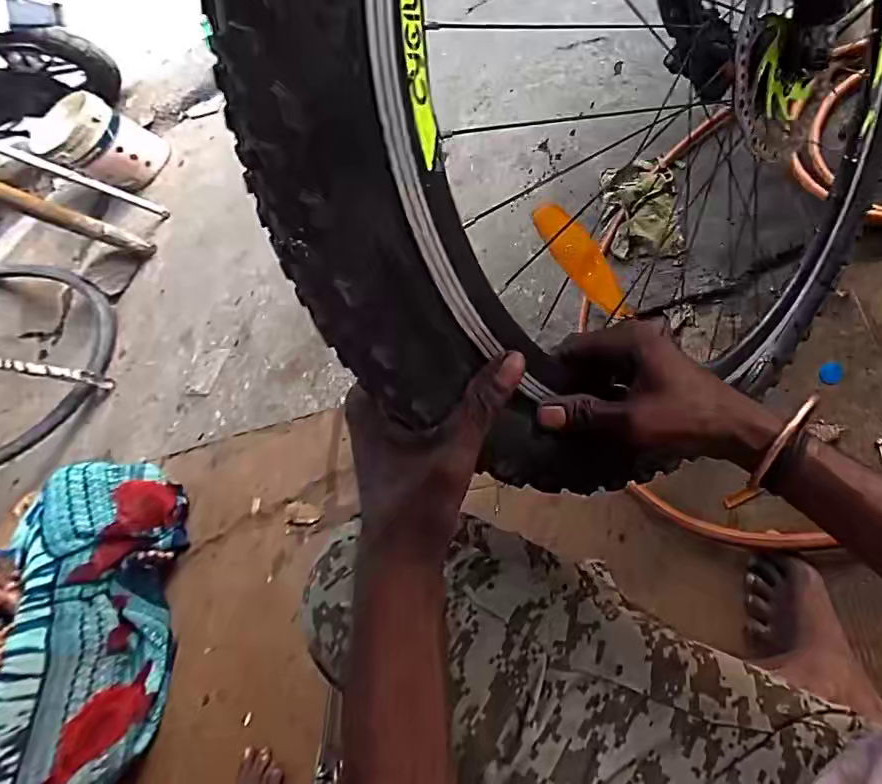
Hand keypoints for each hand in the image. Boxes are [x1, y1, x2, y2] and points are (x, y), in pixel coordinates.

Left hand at [347, 352, 524, 557]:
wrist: (405, 563)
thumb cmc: (417, 506)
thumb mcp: (453, 450)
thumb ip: (482, 404)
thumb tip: (515, 356)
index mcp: (366, 400)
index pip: (401, 350)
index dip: (435, 335)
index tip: (471, 318)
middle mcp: (372, 406)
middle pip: (418, 369)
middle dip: (451, 356)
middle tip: (490, 334)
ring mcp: (388, 425)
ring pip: (428, 389)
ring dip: (456, 381)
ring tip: (492, 354)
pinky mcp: (405, 440)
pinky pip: (432, 407)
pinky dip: (455, 402)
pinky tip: (484, 391)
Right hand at [537, 320, 779, 468]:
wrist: (733, 426)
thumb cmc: (683, 418)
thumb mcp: (630, 420)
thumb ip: (585, 413)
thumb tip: (543, 412)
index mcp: (630, 337)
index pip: (576, 345)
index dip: (556, 370)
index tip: (540, 397)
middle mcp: (636, 335)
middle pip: (589, 354)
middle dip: (572, 381)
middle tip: (554, 412)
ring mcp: (647, 349)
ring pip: (604, 365)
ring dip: (589, 388)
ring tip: (572, 417)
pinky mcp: (654, 366)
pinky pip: (619, 373)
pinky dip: (607, 390)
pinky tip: (597, 414)